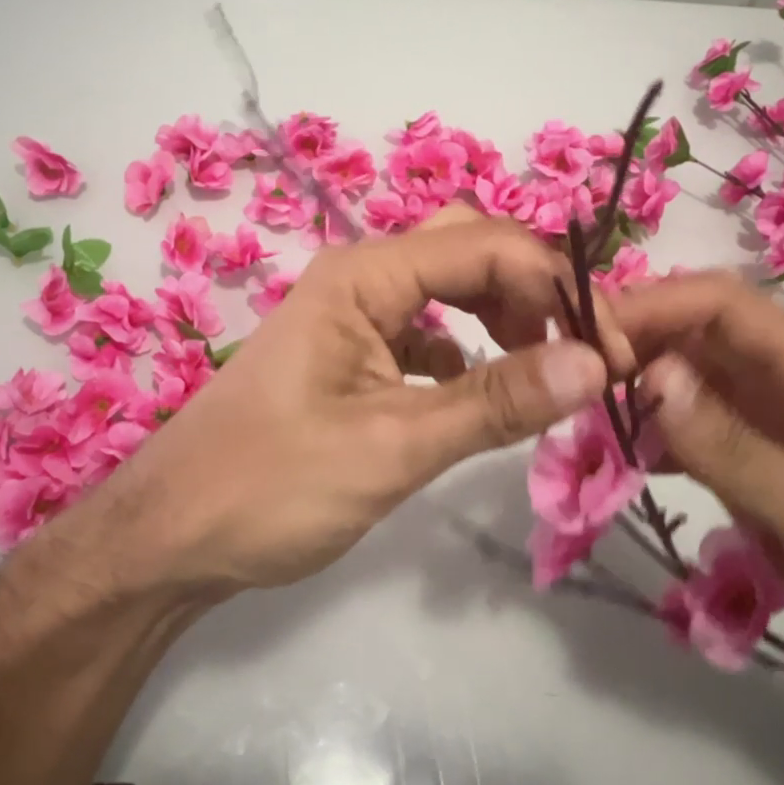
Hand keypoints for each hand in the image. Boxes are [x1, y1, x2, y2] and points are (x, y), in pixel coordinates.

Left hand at [109, 214, 630, 591]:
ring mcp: (349, 320)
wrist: (170, 538)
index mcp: (362, 277)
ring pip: (448, 293)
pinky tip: (482, 398)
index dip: (560, 288)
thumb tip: (594, 363)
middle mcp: (357, 280)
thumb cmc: (270, 486)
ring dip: (504, 319)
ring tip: (545, 372)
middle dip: (534, 291)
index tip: (613, 351)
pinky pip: (424, 336)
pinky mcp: (347, 360)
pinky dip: (466, 354)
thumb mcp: (392, 446)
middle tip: (583, 354)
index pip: (487, 246)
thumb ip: (495, 402)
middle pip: (469, 253)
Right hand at [617, 272, 783, 709]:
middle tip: (566, 382)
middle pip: (697, 337)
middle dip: (631, 346)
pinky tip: (623, 461)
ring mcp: (775, 432)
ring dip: (636, 393)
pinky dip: (655, 440)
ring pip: (689, 386)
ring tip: (580, 419)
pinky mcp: (763, 475)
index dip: (650, 307)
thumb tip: (648, 377)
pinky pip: (695, 438)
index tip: (583, 340)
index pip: (720, 306)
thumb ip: (733, 449)